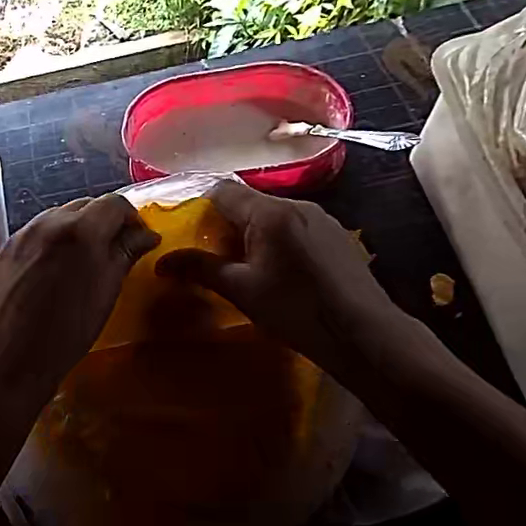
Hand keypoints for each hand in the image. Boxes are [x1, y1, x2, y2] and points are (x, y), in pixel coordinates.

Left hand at [0, 193, 160, 400]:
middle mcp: (49, 222)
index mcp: (81, 230)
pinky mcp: (7, 248)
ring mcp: (23, 234)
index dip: (131, 218)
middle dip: (103, 222)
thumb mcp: (108, 291)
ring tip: (82, 261)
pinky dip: (52, 242)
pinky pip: (36, 233)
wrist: (15, 356)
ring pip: (58, 217)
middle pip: (85, 206)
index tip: (137, 239)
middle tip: (113, 250)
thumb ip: (126, 253)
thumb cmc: (70, 330)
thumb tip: (146, 234)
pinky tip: (54, 269)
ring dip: (76, 230)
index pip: (115, 203)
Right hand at [155, 181, 418, 374]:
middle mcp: (296, 205)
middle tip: (207, 256)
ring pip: (270, 216)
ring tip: (239, 267)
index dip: (198, 207)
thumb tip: (161, 262)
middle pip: (247, 202)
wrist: (364, 334)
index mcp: (270, 213)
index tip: (186, 233)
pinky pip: (291, 228)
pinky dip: (273, 241)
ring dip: (249, 234)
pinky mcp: (334, 236)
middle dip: (223, 225)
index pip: (222, 191)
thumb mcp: (241, 290)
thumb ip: (200, 269)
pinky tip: (273, 272)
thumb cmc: (296, 310)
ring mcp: (321, 219)